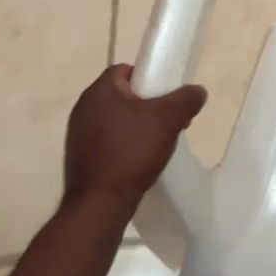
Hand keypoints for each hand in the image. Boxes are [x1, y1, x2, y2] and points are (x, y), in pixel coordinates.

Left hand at [62, 64, 206, 213]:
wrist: (100, 205)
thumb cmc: (132, 152)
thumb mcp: (169, 119)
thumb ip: (186, 99)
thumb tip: (197, 91)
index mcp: (99, 91)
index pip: (126, 70)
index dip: (149, 78)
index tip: (166, 96)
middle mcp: (83, 108)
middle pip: (123, 95)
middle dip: (147, 105)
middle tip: (168, 120)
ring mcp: (77, 134)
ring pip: (115, 119)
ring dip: (136, 126)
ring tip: (156, 143)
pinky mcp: (78, 157)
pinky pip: (106, 140)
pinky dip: (123, 145)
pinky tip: (138, 160)